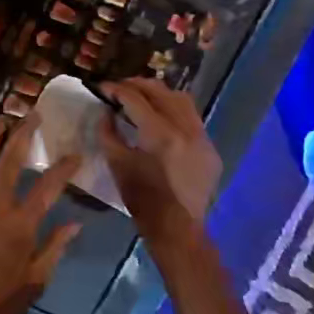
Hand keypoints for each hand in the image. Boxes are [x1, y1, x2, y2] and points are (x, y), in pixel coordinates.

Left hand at [0, 116, 83, 313]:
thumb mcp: (36, 280)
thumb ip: (55, 247)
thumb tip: (76, 223)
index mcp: (20, 224)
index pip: (48, 186)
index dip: (64, 167)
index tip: (76, 154)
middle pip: (10, 160)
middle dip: (23, 133)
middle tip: (32, 114)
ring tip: (1, 120)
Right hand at [98, 78, 222, 244]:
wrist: (178, 229)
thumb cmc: (143, 200)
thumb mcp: (118, 165)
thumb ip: (109, 133)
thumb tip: (106, 112)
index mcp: (159, 133)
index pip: (135, 98)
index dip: (116, 89)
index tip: (103, 87)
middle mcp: (184, 128)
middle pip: (160, 91)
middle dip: (137, 85)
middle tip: (120, 87)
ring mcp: (201, 136)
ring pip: (181, 99)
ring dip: (159, 94)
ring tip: (142, 97)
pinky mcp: (210, 147)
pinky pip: (192, 118)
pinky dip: (175, 111)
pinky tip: (163, 119)